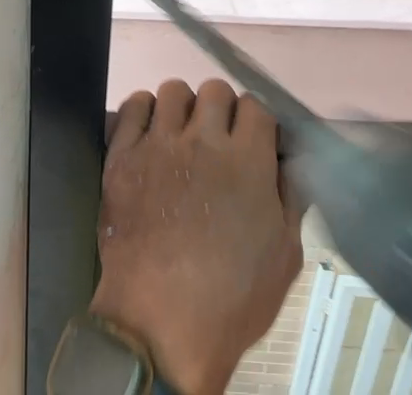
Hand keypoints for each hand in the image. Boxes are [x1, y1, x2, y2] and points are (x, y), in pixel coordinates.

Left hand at [91, 80, 304, 394]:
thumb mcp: (285, 254)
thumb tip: (286, 163)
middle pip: (214, 91)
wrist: (161, 320)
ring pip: (172, 91)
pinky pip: (132, 106)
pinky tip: (150, 135)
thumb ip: (290, 198)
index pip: (256, 107)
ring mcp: (157, 144)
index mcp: (248, 161)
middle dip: (221, 110)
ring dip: (182, 108)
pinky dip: (144, 112)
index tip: (253, 143)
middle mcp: (202, 141)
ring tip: (182, 136)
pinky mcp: (121, 155)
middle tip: (217, 140)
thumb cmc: (233, 297)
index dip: (257, 123)